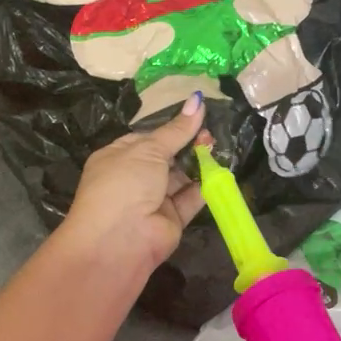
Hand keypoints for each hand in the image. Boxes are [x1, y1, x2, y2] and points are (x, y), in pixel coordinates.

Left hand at [57, 93, 205, 276]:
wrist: (119, 240)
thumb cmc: (124, 184)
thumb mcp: (148, 150)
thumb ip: (176, 130)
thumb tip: (197, 100)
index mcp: (119, 157)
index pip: (149, 138)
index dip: (172, 128)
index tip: (197, 117)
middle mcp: (136, 178)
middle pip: (169, 156)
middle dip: (189, 145)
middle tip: (209, 135)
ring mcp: (154, 199)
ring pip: (182, 177)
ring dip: (200, 163)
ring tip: (217, 149)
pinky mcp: (173, 218)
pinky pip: (191, 198)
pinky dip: (206, 186)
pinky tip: (221, 171)